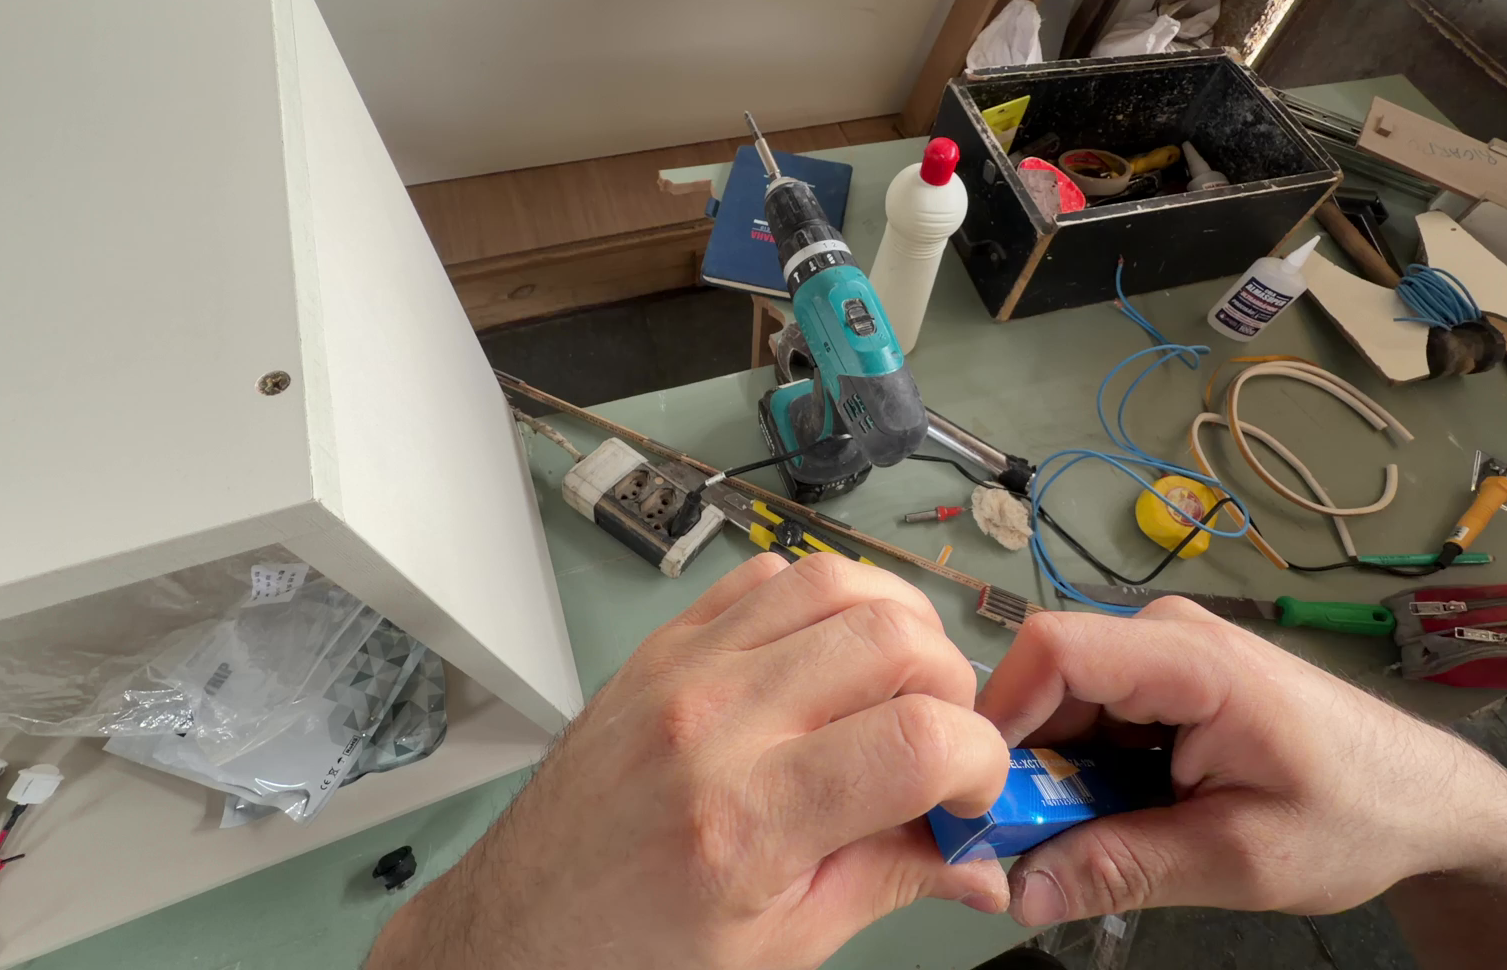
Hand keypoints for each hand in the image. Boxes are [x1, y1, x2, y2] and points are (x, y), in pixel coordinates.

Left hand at [368, 553, 1010, 969]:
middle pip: (888, 637)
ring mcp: (688, 662)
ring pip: (834, 581)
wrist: (520, 922)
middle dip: (950, 682)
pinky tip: (829, 646)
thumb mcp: (782, 943)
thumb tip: (985, 860)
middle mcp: (718, 717)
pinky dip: (825, 595)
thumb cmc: (641, 952)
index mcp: (748, 819)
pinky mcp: (670, 638)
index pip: (914, 741)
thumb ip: (894, 881)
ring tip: (899, 677)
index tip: (972, 787)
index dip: (978, 760)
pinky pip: (770, 573)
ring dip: (897, 621)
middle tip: (941, 732)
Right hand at [975, 598, 1506, 925]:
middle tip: (1023, 838)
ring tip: (1081, 832)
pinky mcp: (1164, 670)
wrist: (1428, 795)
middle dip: (1027, 757)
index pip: (1057, 648)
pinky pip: (1095, 708)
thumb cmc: (1356, 818)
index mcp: (1189, 658)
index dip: (1002, 708)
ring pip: (1067, 697)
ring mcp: (1162, 646)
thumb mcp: (1241, 859)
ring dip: (1058, 766)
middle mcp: (1162, 630)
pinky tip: (1115, 805)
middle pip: (1053, 678)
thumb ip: (1125, 868)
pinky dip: (1086, 762)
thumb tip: (1019, 892)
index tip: (981, 791)